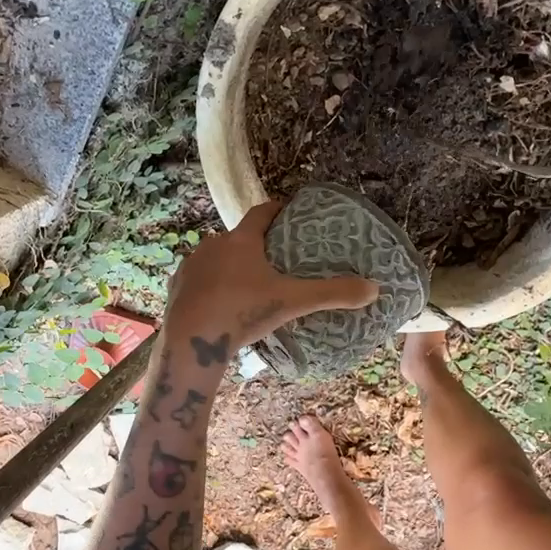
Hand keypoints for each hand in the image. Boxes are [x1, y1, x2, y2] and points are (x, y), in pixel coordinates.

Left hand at [166, 201, 379, 348]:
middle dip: (255, 244)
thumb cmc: (242, 312)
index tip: (289, 210)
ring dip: (230, 265)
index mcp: (241, 240)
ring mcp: (191, 265)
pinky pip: (198, 279)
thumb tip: (374, 289)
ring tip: (248, 284)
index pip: (261, 212)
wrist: (191, 340)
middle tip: (275, 258)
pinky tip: (220, 302)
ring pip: (215, 257)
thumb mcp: (292, 302)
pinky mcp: (176, 287)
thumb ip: (332, 294)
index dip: (277, 209)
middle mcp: (213, 244)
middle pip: (238, 236)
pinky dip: (210, 285)